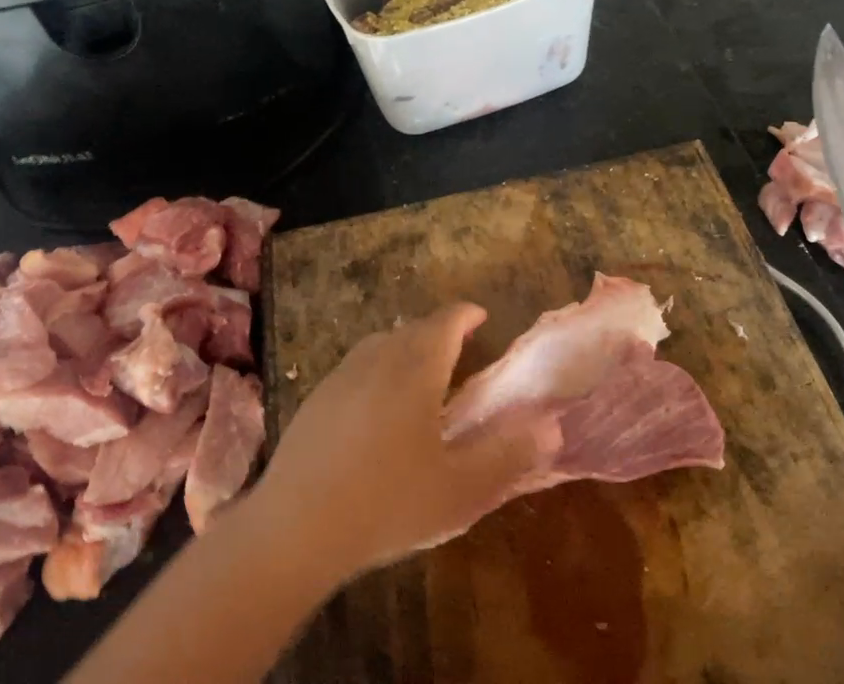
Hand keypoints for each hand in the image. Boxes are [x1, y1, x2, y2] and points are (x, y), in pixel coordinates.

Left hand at [245, 304, 560, 581]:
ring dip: (403, 349)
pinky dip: (375, 373)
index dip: (465, 315)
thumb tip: (549, 426)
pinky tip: (376, 410)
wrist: (295, 528)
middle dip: (436, 331)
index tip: (480, 316)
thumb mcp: (461, 487)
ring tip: (419, 375)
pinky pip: (353, 371)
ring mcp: (338, 380)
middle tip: (457, 349)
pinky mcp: (312, 404)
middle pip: (409, 330)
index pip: (444, 323)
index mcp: (415, 370)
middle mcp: (375, 361)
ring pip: (377, 346)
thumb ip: (507, 453)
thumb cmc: (388, 503)